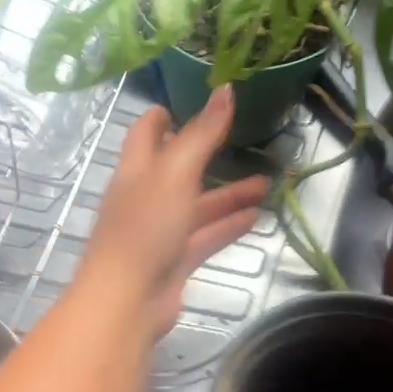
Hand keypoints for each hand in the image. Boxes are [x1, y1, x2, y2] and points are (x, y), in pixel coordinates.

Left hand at [77, 85, 271, 336]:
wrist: (126, 301)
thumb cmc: (144, 229)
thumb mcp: (176, 174)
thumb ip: (202, 134)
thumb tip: (226, 90)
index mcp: (135, 172)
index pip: (145, 134)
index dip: (162, 117)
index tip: (184, 103)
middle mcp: (144, 198)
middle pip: (177, 170)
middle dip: (207, 155)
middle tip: (240, 140)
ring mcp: (159, 232)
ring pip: (197, 206)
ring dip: (228, 194)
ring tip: (266, 183)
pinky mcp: (174, 262)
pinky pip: (205, 237)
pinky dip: (228, 226)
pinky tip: (255, 216)